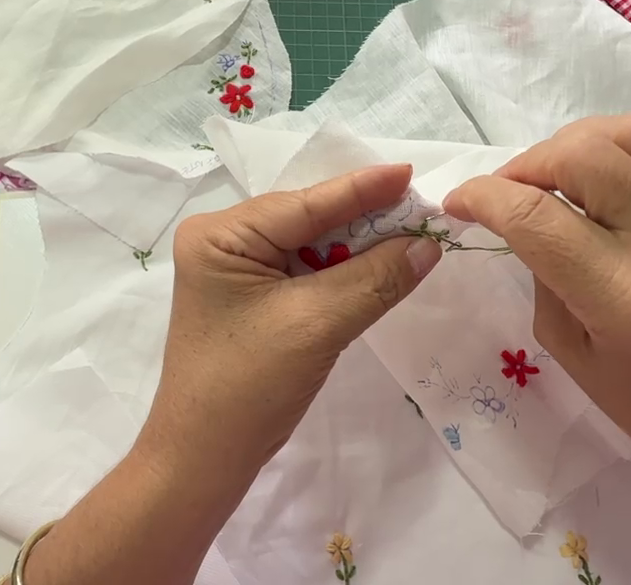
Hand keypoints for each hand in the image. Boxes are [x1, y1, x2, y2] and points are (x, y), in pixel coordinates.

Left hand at [25, 167, 442, 584]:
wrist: (203, 459)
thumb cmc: (249, 387)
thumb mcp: (316, 325)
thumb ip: (374, 279)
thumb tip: (427, 244)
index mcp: (220, 234)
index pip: (304, 204)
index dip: (362, 188)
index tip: (409, 170)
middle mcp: (221, 239)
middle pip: (306, 218)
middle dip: (362, 216)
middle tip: (418, 206)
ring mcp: (231, 266)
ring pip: (307, 242)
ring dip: (354, 244)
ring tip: (407, 231)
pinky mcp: (247, 293)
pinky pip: (301, 267)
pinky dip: (338, 269)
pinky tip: (374, 262)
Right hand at [440, 115, 630, 505]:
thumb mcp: (577, 359)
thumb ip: (544, 277)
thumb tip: (521, 221)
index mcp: (628, 302)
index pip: (534, 216)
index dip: (480, 196)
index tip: (457, 202)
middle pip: (580, 154)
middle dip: (523, 164)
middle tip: (507, 193)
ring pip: (624, 132)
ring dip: (569, 143)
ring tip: (552, 176)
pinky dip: (613, 145)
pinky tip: (597, 175)